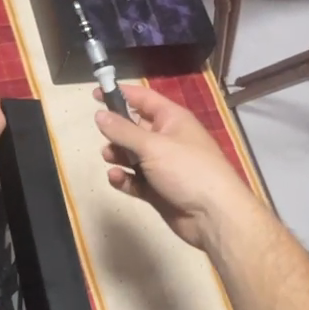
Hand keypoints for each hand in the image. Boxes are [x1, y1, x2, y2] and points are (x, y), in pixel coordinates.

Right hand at [95, 83, 258, 251]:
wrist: (214, 215)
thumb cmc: (187, 170)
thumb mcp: (153, 145)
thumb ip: (123, 131)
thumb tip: (99, 114)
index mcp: (172, 120)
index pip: (143, 99)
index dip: (120, 94)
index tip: (94, 94)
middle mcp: (167, 139)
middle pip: (134, 128)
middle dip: (116, 131)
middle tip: (103, 136)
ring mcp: (163, 166)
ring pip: (132, 155)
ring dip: (118, 155)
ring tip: (109, 158)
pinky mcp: (157, 189)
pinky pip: (135, 180)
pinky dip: (125, 178)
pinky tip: (117, 178)